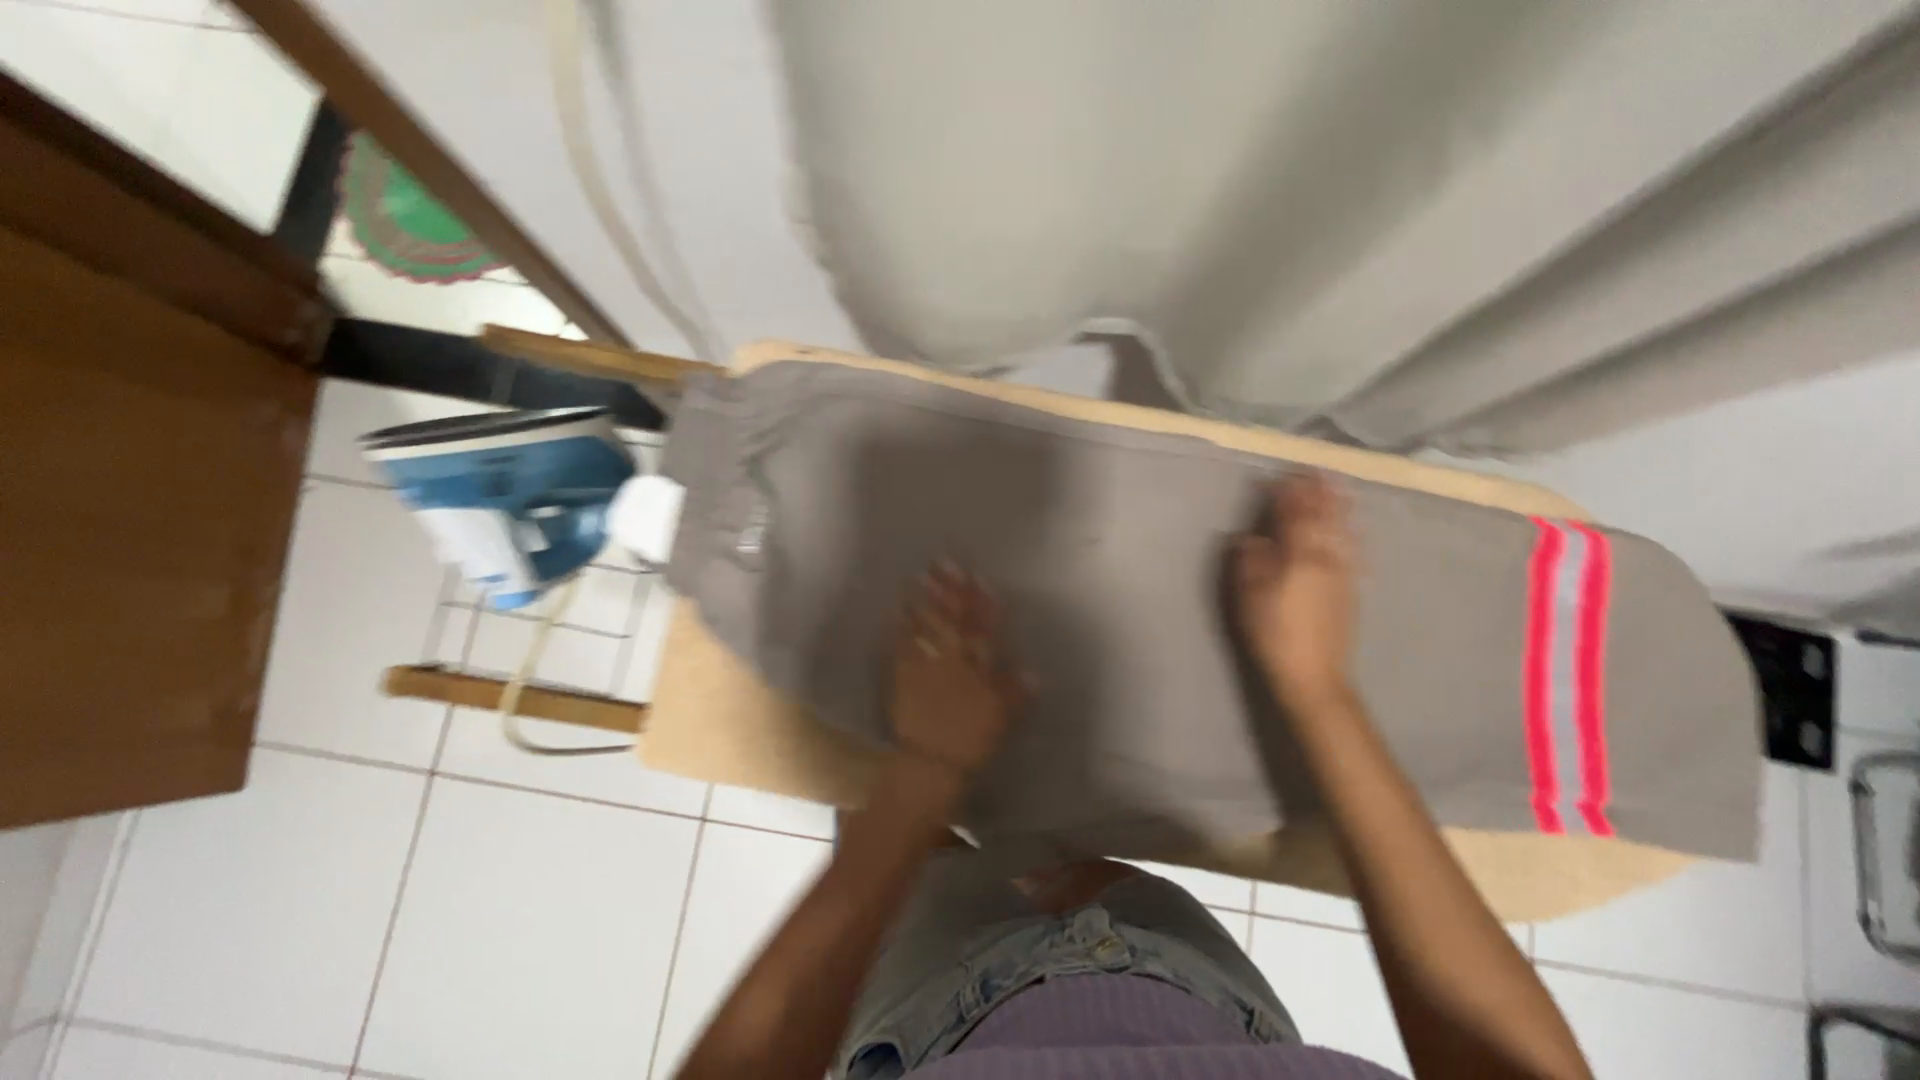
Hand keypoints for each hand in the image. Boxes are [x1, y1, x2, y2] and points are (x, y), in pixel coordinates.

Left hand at [889, 560, 1025, 777]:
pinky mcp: (900, 676)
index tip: (978, 578)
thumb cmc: (969, 741)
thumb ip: (1014, 691)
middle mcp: (951, 659)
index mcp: (978, 666)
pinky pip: (900, 644)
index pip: (983, 628)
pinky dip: (900, 625)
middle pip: (951, 619)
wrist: (928, 763)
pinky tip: (897, 608)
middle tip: (945, 561)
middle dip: (950, 590)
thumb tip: (1033, 672)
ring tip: (921, 575)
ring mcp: (923, 664)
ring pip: (925, 625)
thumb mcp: (999, 717)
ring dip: (924, 599)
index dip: (981, 603)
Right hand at [1235, 472, 1357, 708]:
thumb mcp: (1249, 598)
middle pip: (1324, 517)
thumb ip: (1250, 563)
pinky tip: (1354, 529)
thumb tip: (1251, 538)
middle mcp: (1325, 558)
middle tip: (1316, 470)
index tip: (1284, 474)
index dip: (1289, 494)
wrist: (1315, 675)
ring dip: (1340, 506)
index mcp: (1298, 556)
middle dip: (1319, 493)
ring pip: (1343, 530)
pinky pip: (1355, 550)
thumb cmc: (1274, 635)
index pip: (1294, 515)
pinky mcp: (1352, 589)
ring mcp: (1343, 573)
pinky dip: (1353, 532)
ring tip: (1339, 487)